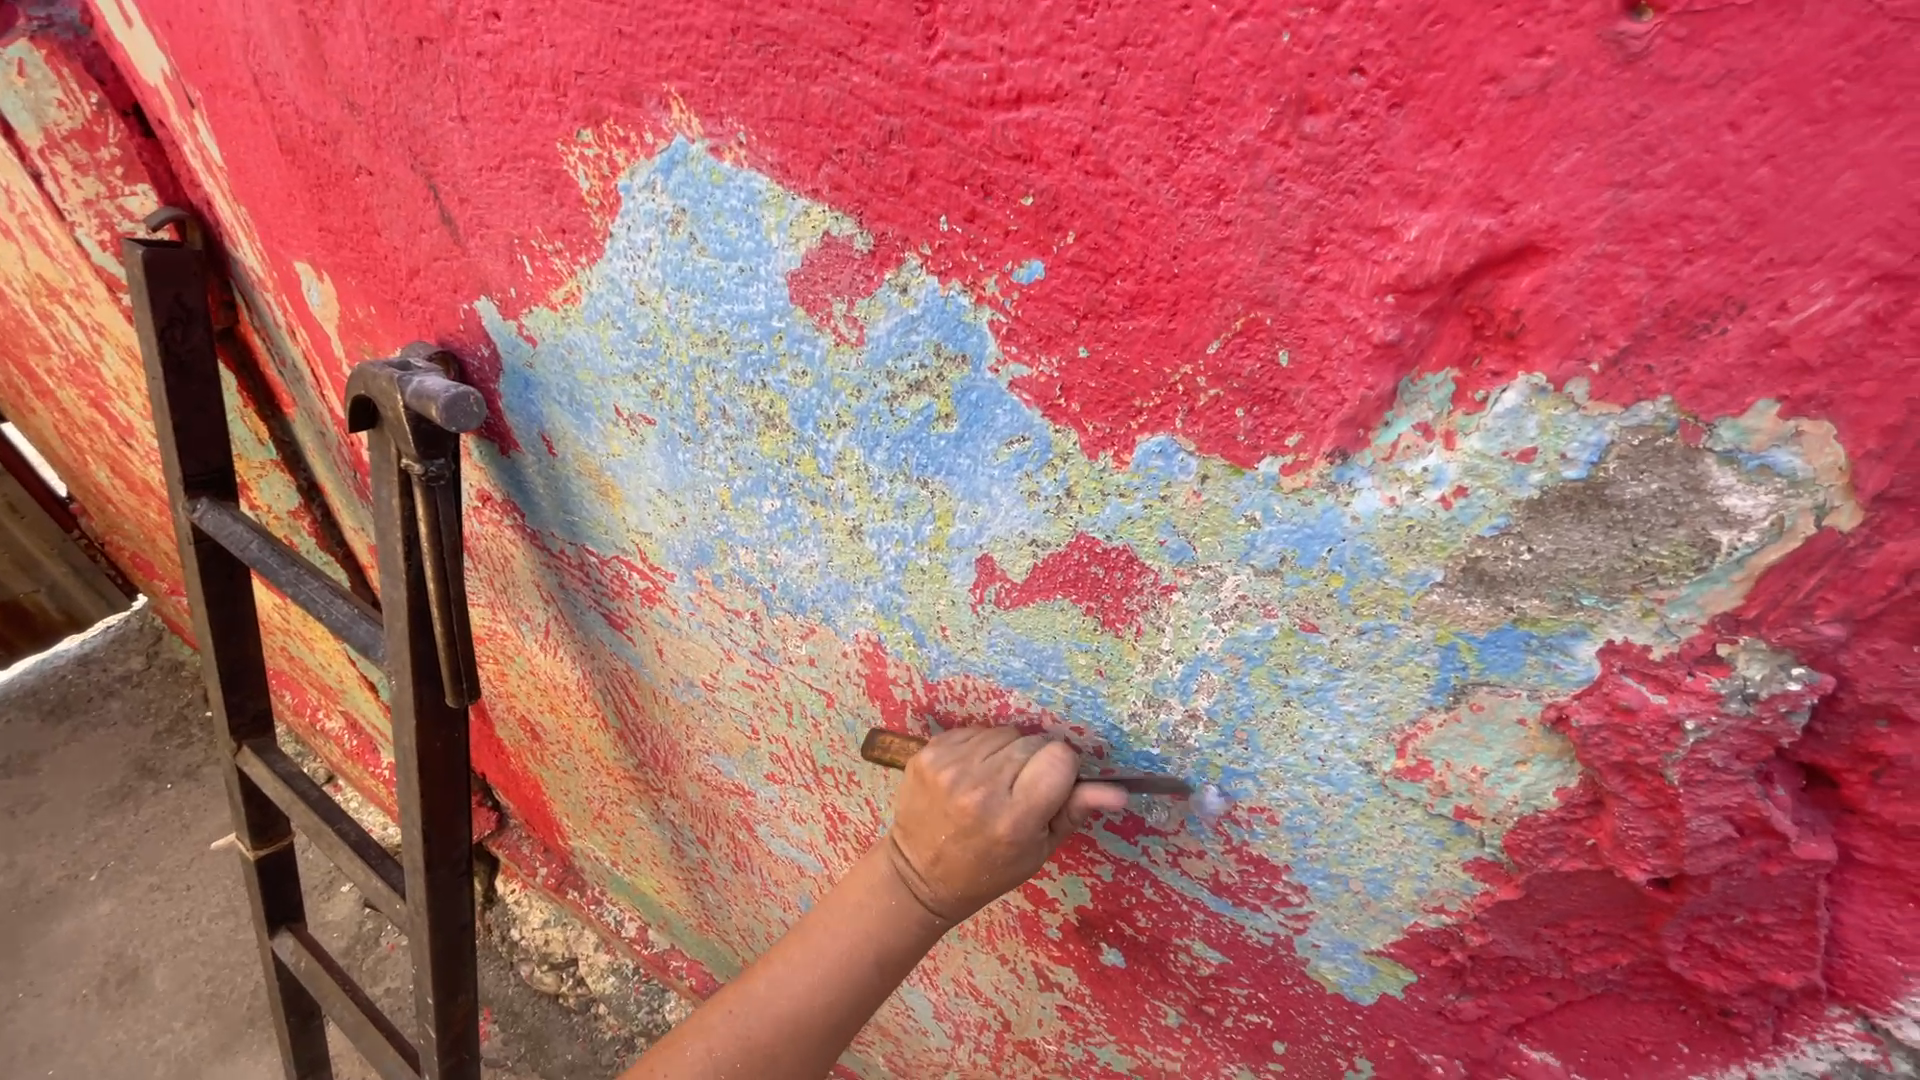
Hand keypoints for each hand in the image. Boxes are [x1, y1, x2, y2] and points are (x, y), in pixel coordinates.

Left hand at [882, 726, 1128, 922]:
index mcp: (1013, 818)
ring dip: (1008, 751)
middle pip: (1033, 741)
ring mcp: (950, 766)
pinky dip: (980, 747)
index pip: (1059, 758)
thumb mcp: (1039, 850)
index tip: (1051, 786)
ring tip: (996, 781)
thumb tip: (1119, 792)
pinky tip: (972, 774)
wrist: (919, 874)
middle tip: (1021, 788)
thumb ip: (1075, 811)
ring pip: (1005, 732)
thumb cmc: (988, 869)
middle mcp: (980, 787)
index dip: (1062, 768)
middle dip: (1036, 759)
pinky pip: (974, 731)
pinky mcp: (928, 752)